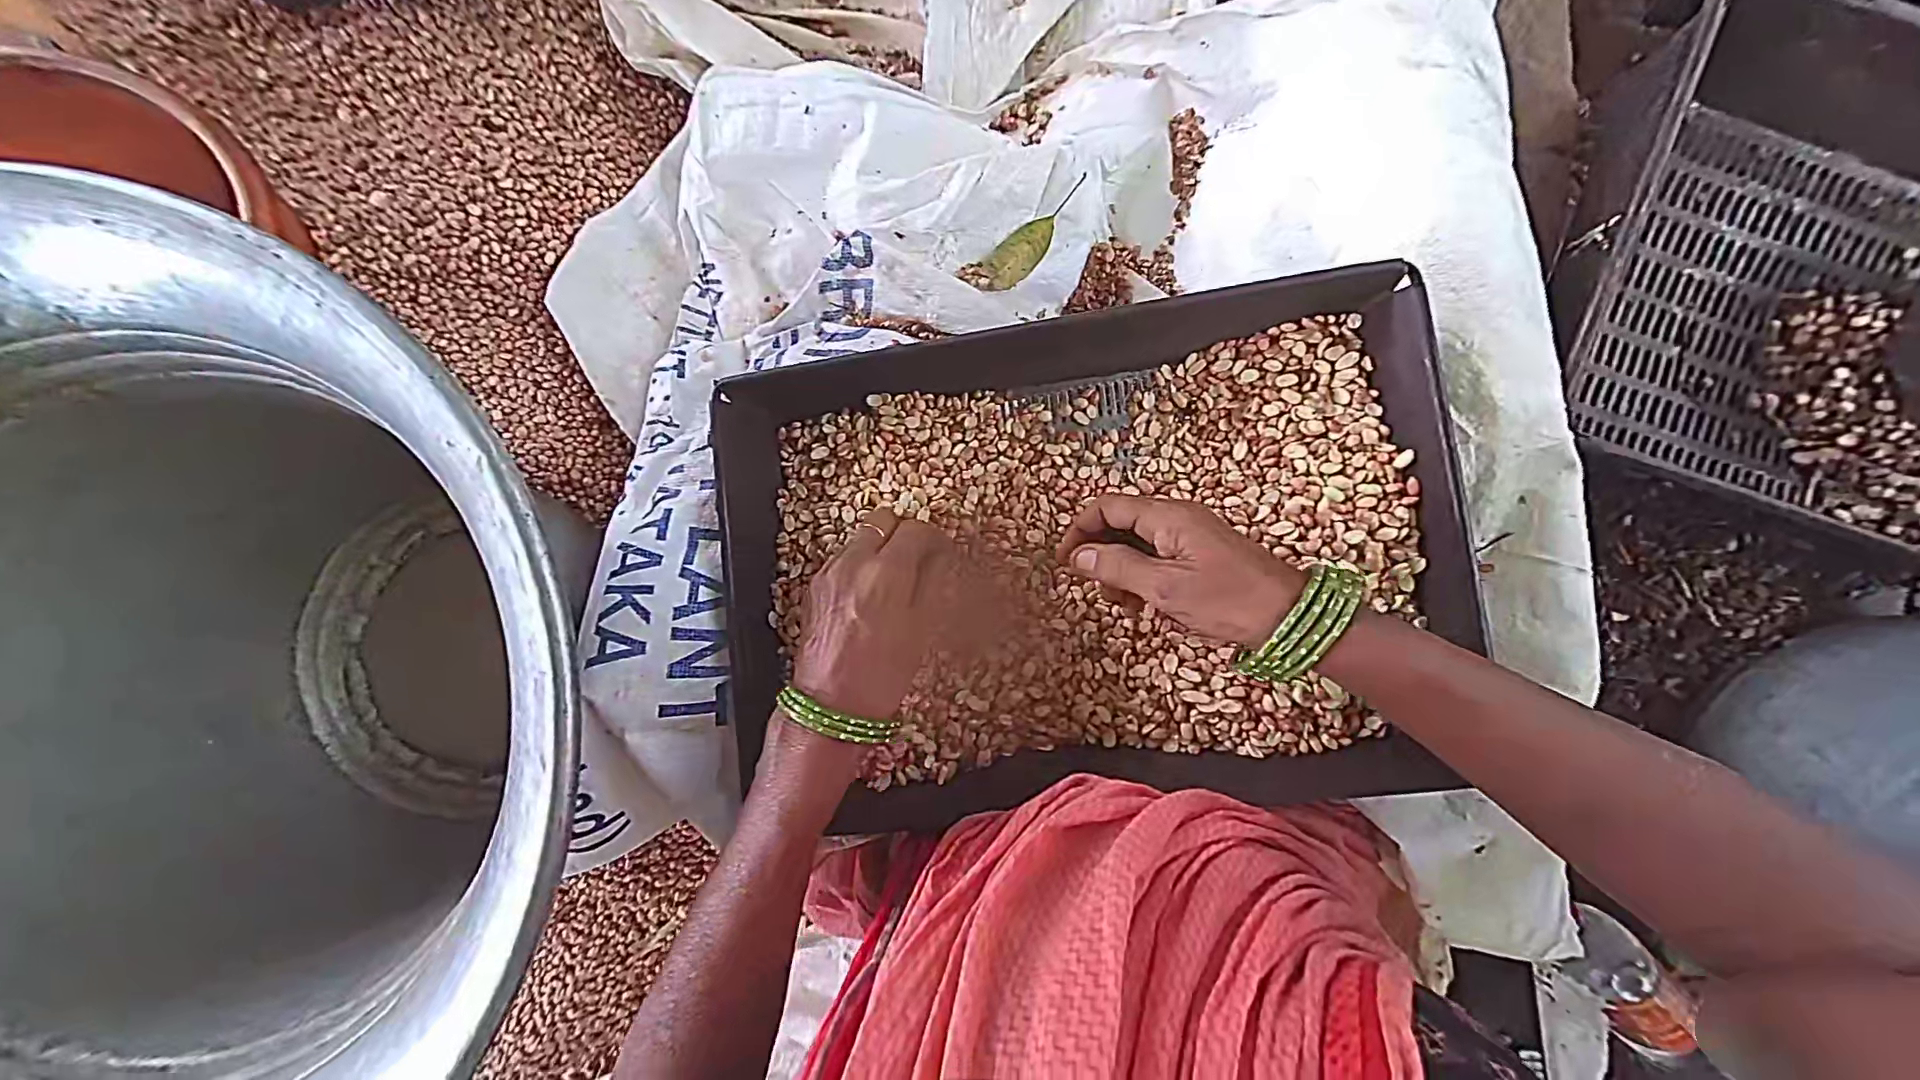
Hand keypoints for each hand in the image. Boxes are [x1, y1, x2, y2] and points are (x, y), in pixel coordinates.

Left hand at [791, 507, 956, 720]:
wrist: (831, 706)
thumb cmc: (882, 675)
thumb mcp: (920, 628)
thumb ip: (931, 582)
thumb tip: (938, 557)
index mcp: (886, 573)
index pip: (915, 529)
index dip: (934, 538)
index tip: (941, 551)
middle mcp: (853, 563)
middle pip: (883, 520)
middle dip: (904, 532)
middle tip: (919, 555)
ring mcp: (830, 572)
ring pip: (861, 537)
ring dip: (881, 547)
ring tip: (896, 578)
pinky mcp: (815, 586)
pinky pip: (843, 559)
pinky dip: (861, 564)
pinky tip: (871, 593)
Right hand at [1056, 494, 1305, 646]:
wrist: (1290, 616)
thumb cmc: (1229, 600)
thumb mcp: (1164, 587)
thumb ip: (1117, 567)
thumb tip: (1079, 557)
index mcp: (1167, 517)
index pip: (1107, 507)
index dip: (1079, 530)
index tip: (1064, 560)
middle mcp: (1177, 518)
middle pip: (1120, 525)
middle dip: (1101, 555)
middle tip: (1095, 589)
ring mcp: (1190, 536)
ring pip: (1138, 545)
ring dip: (1122, 572)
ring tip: (1124, 604)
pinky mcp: (1200, 555)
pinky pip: (1158, 558)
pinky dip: (1144, 579)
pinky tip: (1149, 606)